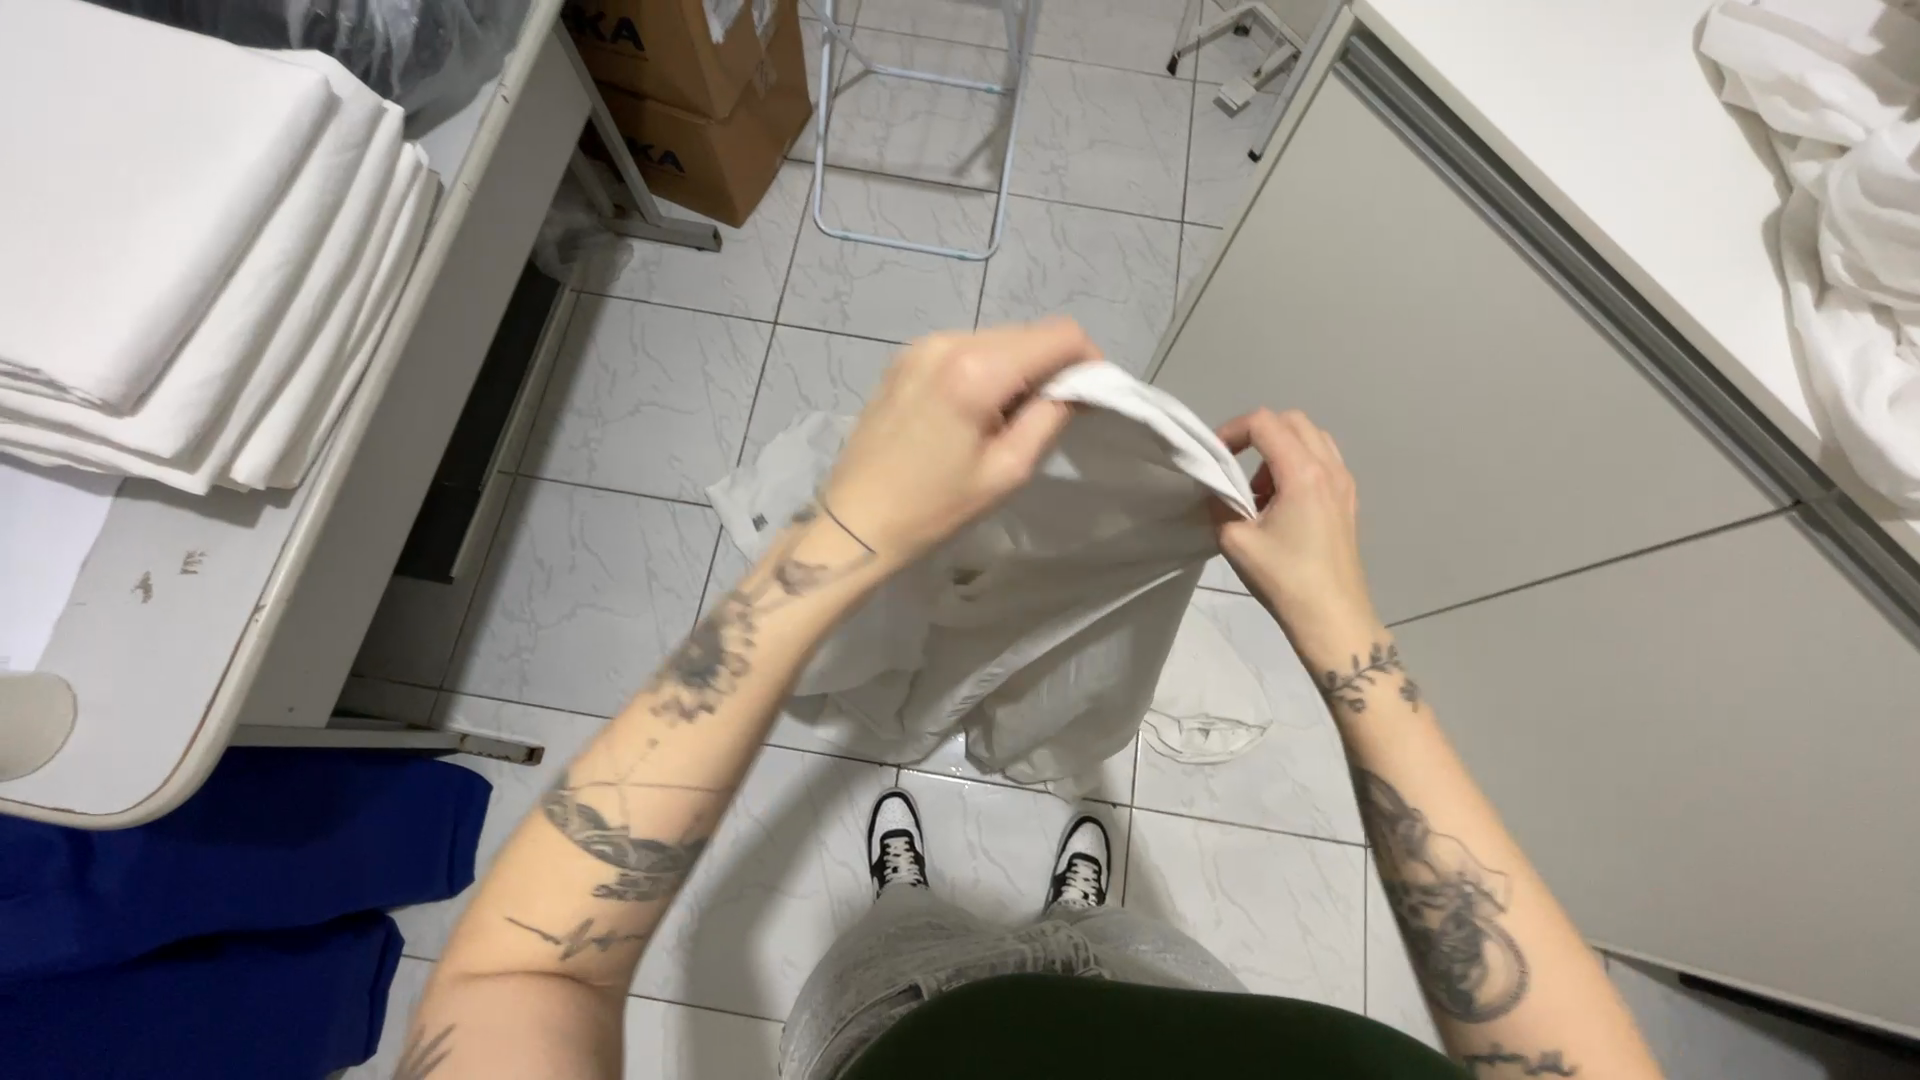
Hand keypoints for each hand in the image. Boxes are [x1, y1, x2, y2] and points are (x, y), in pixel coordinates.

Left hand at [822, 318, 1097, 567]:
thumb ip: (1050, 417)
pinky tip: (972, 412)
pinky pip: (963, 349)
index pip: (1059, 334)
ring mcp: (920, 346)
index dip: (1087, 360)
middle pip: (1026, 332)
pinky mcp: (903, 358)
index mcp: (976, 369)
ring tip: (1005, 421)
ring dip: (1016, 369)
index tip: (1090, 396)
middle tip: (1049, 415)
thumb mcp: (1007, 471)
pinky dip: (984, 370)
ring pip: (995, 339)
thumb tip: (1075, 386)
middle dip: (1051, 366)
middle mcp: (948, 341)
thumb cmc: (934, 507)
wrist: (855, 521)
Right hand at [1214, 409, 1385, 661]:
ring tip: (1259, 490)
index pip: (1264, 423)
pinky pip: (1323, 462)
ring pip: (1311, 439)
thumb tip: (1216, 489)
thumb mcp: (1235, 539)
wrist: (1331, 616)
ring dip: (1279, 450)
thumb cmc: (1283, 578)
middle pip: (1291, 421)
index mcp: (1303, 473)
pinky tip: (1280, 504)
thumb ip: (1219, 503)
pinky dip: (1297, 466)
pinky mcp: (1347, 501)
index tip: (1214, 457)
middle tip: (1235, 468)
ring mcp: (1344, 484)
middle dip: (1257, 435)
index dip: (1232, 430)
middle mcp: (1329, 469)